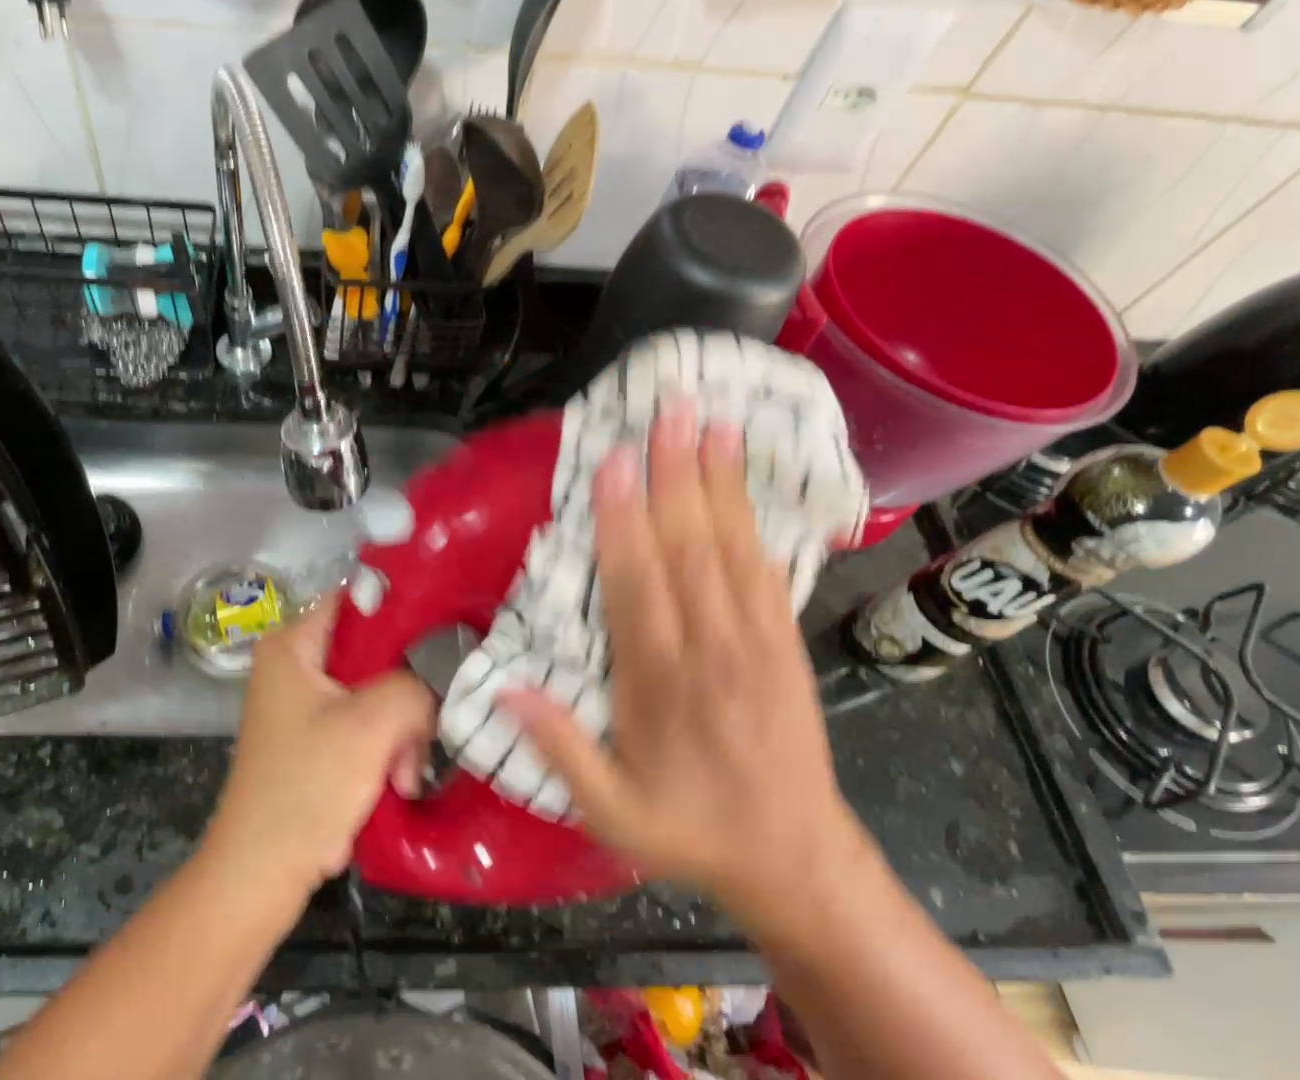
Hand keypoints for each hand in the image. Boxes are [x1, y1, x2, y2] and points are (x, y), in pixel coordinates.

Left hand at [204, 604, 436, 896]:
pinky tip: (396, 785)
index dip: (404, 610)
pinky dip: (386, 754)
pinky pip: (368, 729)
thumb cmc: (308, 785)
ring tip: (404, 775)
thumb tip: (436, 684)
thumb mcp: (371, 724)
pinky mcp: (317, 743)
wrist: (264, 869)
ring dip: (401, 735)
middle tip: (422, 731)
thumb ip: (415, 686)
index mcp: (292, 646)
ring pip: (378, 697)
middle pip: (374, 655)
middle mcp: (295, 668)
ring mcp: (306, 708)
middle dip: (406, 697)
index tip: (449, 630)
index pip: (358, 601)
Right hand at [499, 403, 866, 911]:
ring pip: (731, 550)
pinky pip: (765, 572)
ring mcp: (756, 642)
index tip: (614, 462)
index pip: (636, 587)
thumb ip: (562, 750)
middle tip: (670, 409)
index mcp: (660, 685)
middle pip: (688, 550)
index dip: (623, 522)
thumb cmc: (690, 831)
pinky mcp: (785, 644)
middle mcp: (711, 650)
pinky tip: (743, 484)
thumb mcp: (610, 813)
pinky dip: (753, 522)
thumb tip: (505, 690)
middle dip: (676, 475)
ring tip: (712, 423)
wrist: (794, 857)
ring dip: (718, 483)